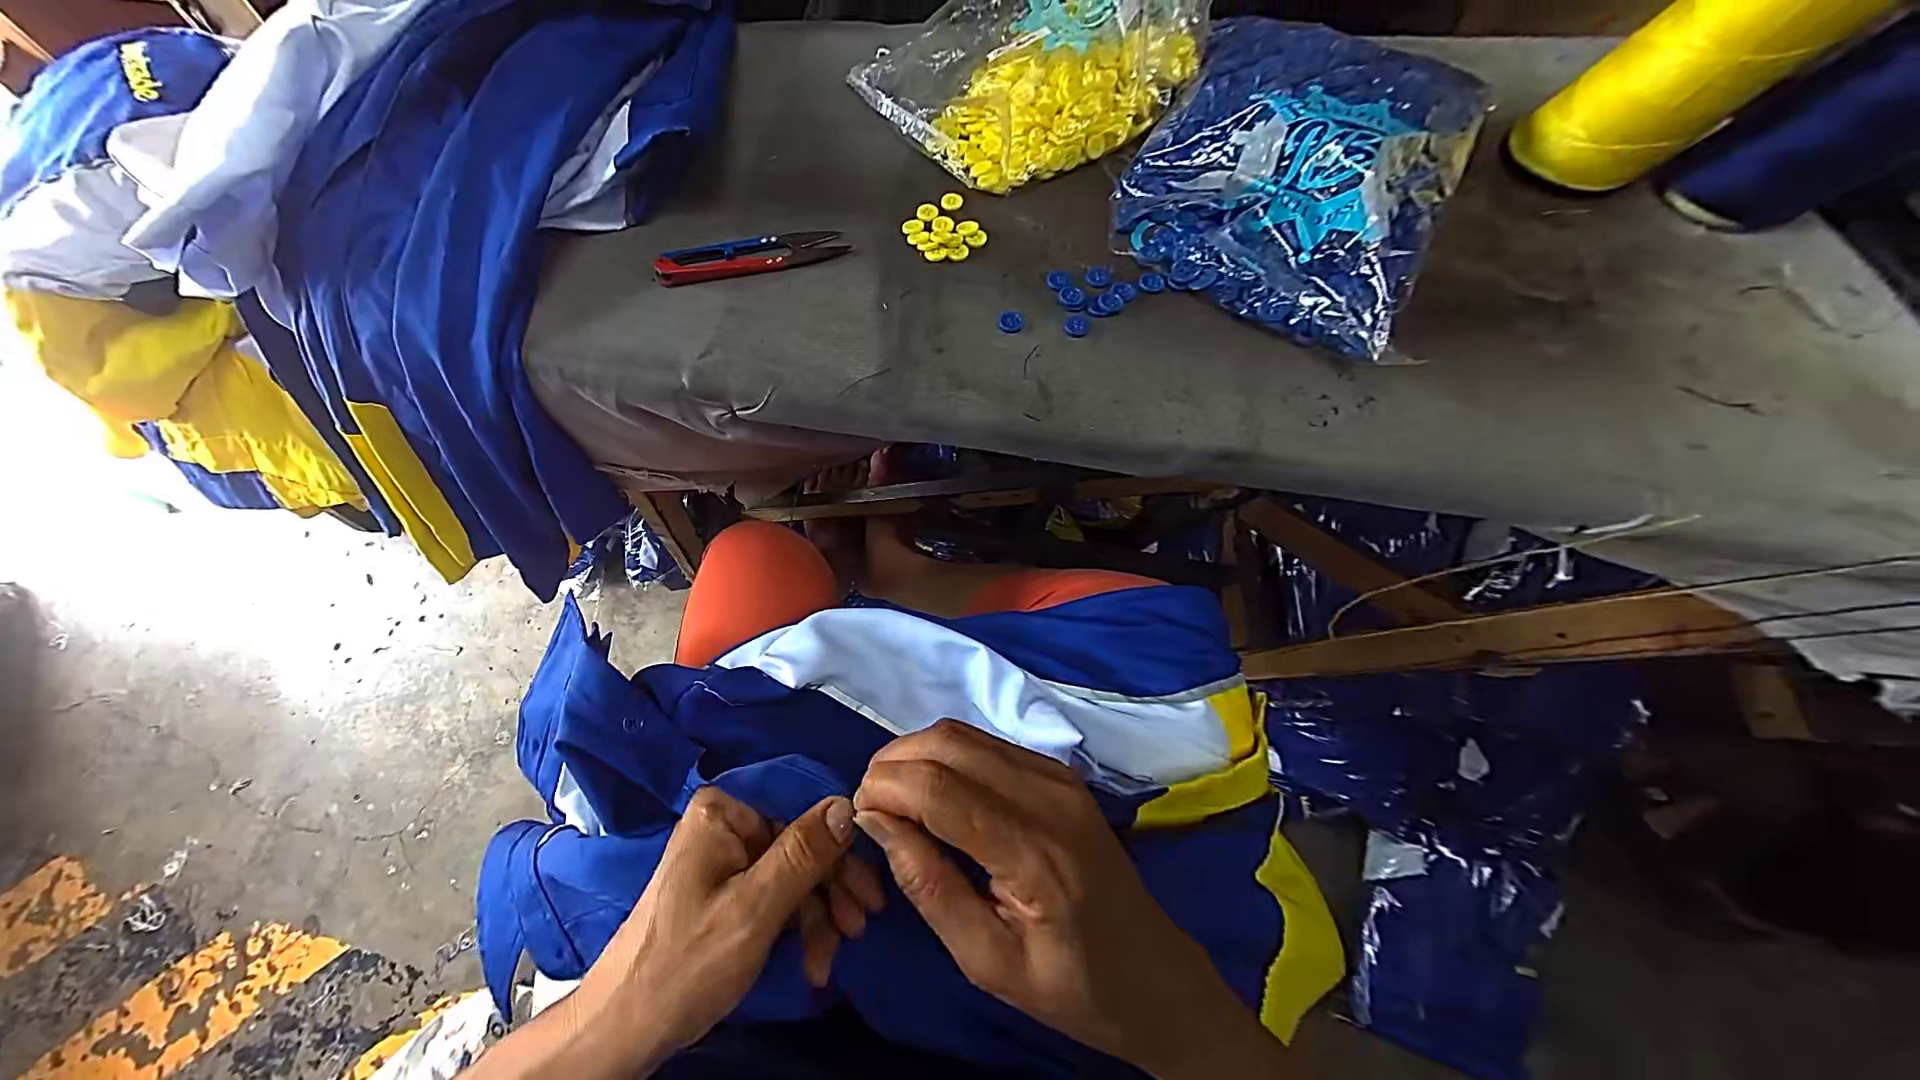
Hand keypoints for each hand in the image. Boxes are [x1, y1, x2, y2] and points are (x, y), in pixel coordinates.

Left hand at [538, 787, 883, 1077]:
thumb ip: (804, 854)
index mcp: (723, 814)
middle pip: (802, 845)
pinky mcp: (727, 889)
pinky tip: (812, 959)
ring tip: (831, 956)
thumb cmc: (683, 967)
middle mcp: (726, 825)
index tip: (868, 888)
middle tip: (859, 926)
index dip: (840, 847)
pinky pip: (777, 894)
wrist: (621, 1035)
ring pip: (795, 874)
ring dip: (819, 916)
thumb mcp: (754, 909)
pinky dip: (798, 926)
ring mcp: (725, 858)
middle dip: (831, 891)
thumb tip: (848, 803)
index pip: (801, 811)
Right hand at [854, 721, 1292, 1079]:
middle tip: (869, 805)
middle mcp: (1048, 795)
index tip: (856, 815)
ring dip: (916, 753)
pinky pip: (986, 741)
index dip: (885, 789)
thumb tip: (877, 821)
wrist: (1151, 971)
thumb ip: (928, 887)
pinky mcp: (1059, 770)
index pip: (940, 788)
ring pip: (964, 732)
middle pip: (947, 743)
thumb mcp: (987, 962)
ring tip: (893, 797)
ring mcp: (1058, 775)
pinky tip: (932, 789)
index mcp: (1034, 852)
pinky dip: (945, 754)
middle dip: (892, 763)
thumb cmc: (1071, 985)